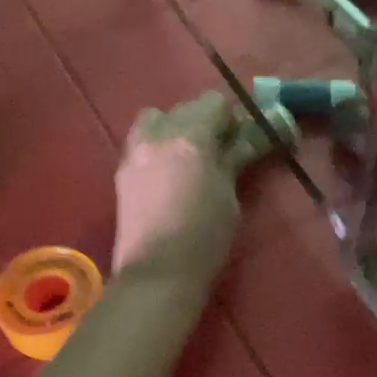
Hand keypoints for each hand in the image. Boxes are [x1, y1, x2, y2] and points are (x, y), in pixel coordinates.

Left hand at [112, 92, 260, 280]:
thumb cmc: (205, 237)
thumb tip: (253, 136)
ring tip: (190, 156)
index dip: (234, 117)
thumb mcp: (229, 195)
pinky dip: (159, 145)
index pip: (215, 102)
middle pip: (186, 108)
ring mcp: (135, 151)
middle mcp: (158, 134)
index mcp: (190, 137)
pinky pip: (143, 141)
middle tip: (224, 149)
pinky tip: (171, 173)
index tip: (245, 137)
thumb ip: (235, 158)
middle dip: (207, 121)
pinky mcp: (122, 171)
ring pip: (157, 118)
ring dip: (176, 127)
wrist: (158, 274)